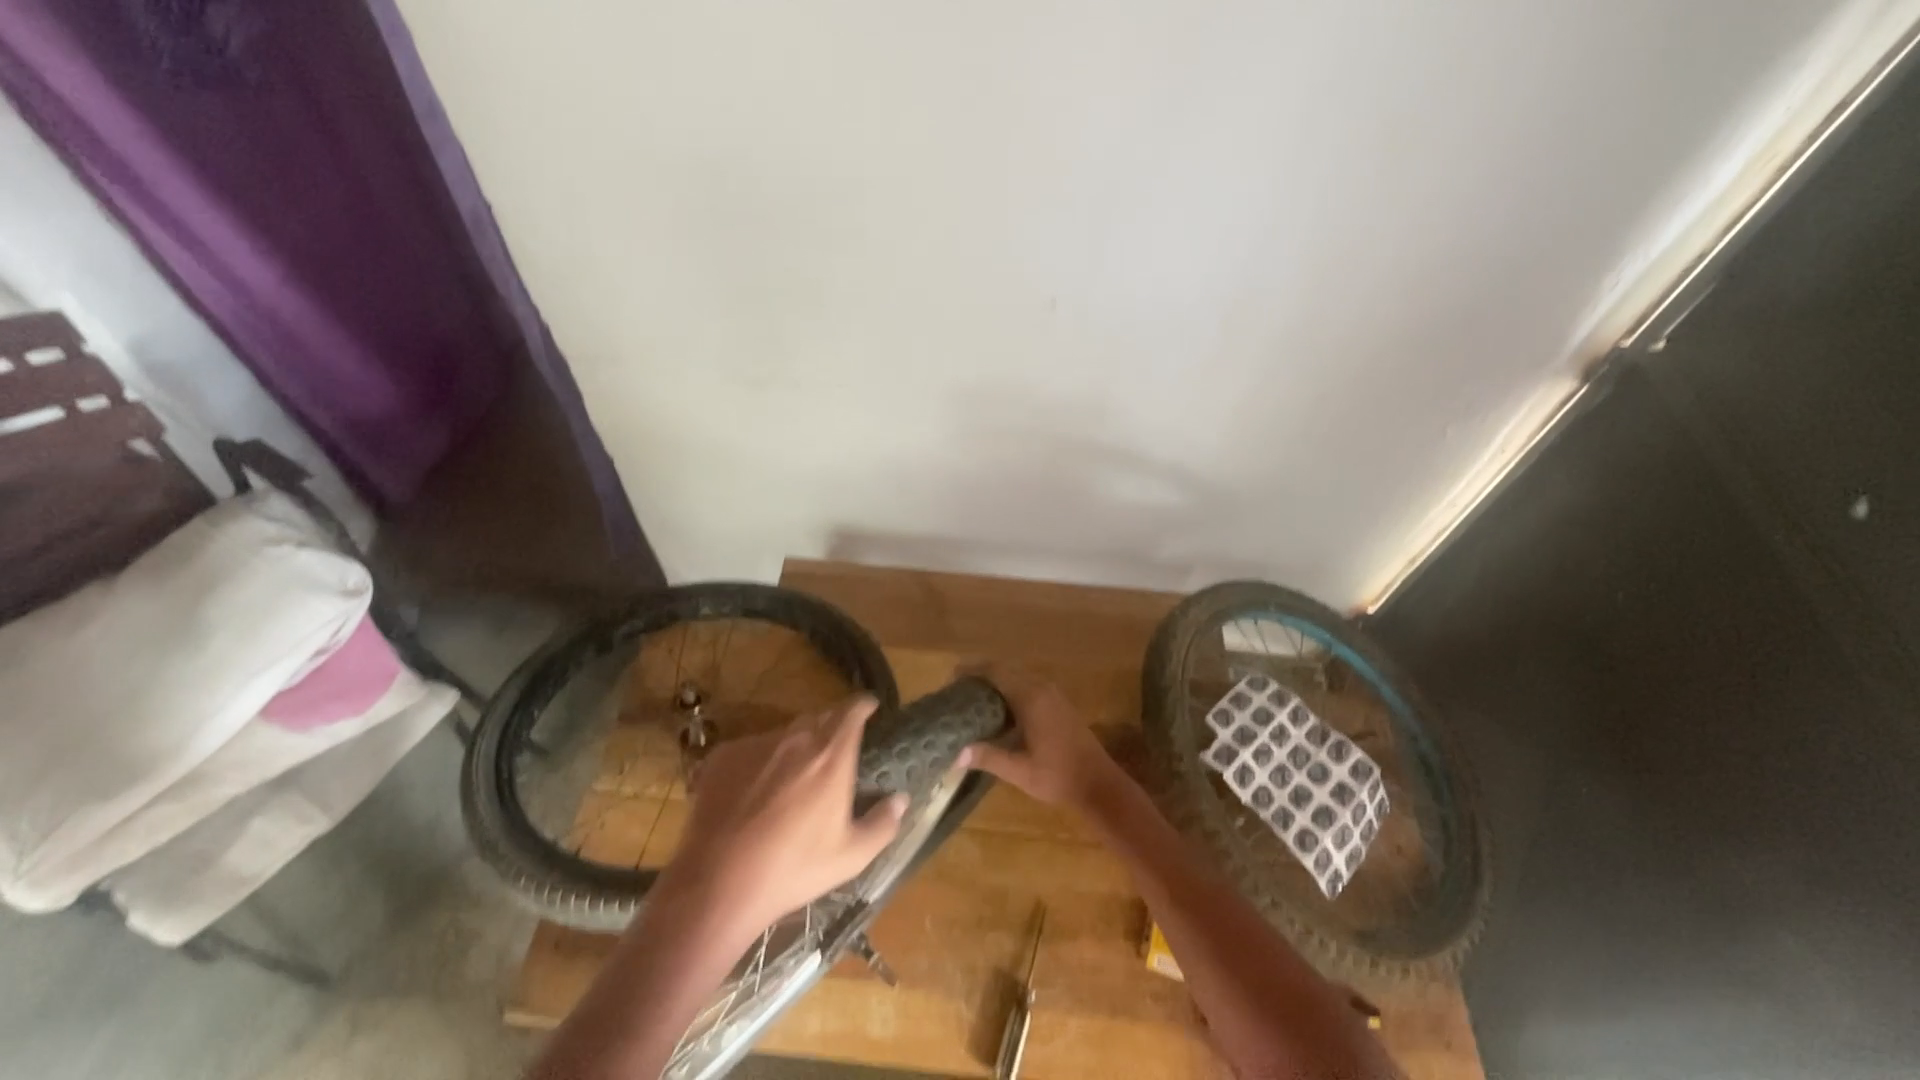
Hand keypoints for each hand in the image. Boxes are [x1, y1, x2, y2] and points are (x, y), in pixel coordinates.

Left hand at [669, 695, 907, 931]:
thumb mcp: (851, 856)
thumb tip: (901, 800)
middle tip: (833, 754)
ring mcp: (755, 745)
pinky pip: (750, 749)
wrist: (720, 882)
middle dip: (830, 727)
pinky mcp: (722, 756)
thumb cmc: (795, 868)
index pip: (852, 711)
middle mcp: (795, 739)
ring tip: (790, 781)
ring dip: (794, 748)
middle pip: (818, 718)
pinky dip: (759, 763)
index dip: (862, 705)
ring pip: (783, 734)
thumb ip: (883, 823)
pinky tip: (753, 795)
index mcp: (832, 756)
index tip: (869, 707)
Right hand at [956, 666, 1122, 810]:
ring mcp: (1054, 695)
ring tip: (973, 700)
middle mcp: (1042, 688)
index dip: (971, 670)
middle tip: (957, 692)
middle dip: (981, 676)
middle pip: (1006, 671)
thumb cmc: (1057, 776)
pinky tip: (999, 713)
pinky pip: (1029, 687)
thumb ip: (988, 757)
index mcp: (1031, 698)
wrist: (1098, 783)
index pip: (995, 672)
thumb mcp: (1018, 770)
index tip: (950, 679)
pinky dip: (1010, 691)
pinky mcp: (1060, 704)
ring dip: (996, 683)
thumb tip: (956, 753)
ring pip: (1018, 678)